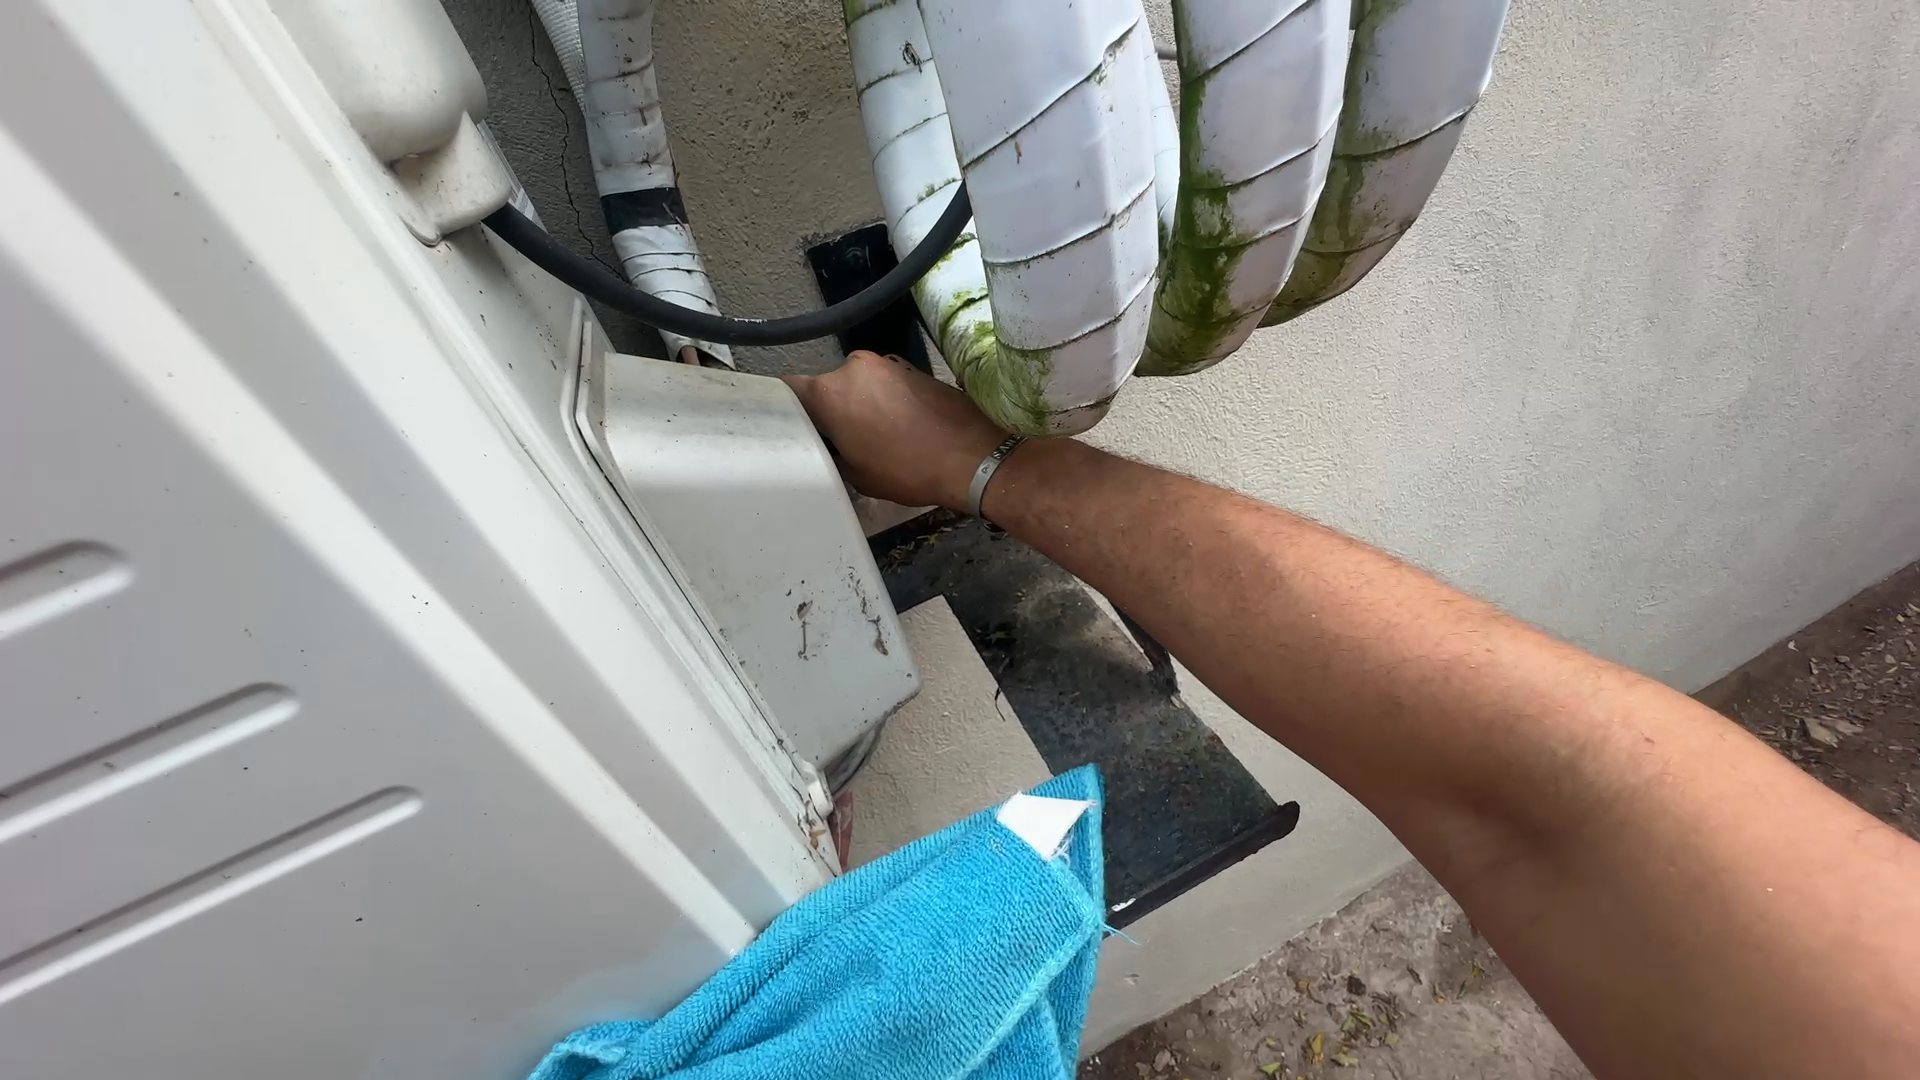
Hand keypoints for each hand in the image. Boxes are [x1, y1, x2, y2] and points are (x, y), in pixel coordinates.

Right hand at [782, 351, 1007, 511]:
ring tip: (872, 435)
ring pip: (858, 384)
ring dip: (859, 404)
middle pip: (827, 386)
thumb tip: (831, 443)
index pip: (787, 390)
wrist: (972, 456)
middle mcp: (854, 366)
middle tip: (836, 438)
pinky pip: (885, 384)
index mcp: (830, 391)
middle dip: (829, 409)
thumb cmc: (908, 470)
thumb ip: (832, 450)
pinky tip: (898, 426)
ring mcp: (887, 363)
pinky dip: (884, 401)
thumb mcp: (856, 474)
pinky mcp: (914, 368)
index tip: (788, 424)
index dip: (783, 408)